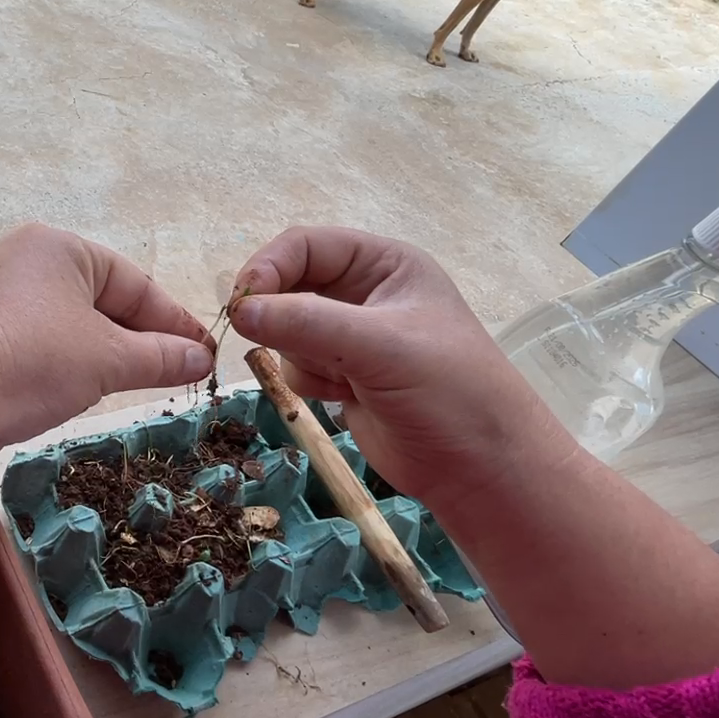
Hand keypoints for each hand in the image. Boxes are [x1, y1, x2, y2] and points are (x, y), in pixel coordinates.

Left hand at [0, 224, 214, 447]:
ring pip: (76, 322)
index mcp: (58, 247)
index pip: (134, 282)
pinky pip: (47, 337)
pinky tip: (93, 385)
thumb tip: (202, 359)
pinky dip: (75, 359)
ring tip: (145, 382)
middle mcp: (27, 260)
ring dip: (111, 352)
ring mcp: (2, 294)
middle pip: (104, 300)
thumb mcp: (107, 360)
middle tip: (182, 374)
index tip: (207, 354)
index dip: (175, 322)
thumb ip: (161, 357)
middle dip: (143, 339)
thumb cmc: (31, 365)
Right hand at [228, 227, 581, 508]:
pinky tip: (342, 397)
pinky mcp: (339, 373)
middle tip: (264, 339)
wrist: (480, 471)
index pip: (305, 246)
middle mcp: (362, 293)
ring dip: (299, 355)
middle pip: (287, 286)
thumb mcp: (379, 348)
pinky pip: (293, 364)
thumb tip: (238, 312)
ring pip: (283, 329)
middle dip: (279, 316)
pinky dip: (307, 381)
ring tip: (340, 379)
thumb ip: (306, 323)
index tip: (242, 303)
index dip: (268, 267)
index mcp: (383, 265)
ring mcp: (349, 335)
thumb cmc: (448, 393)